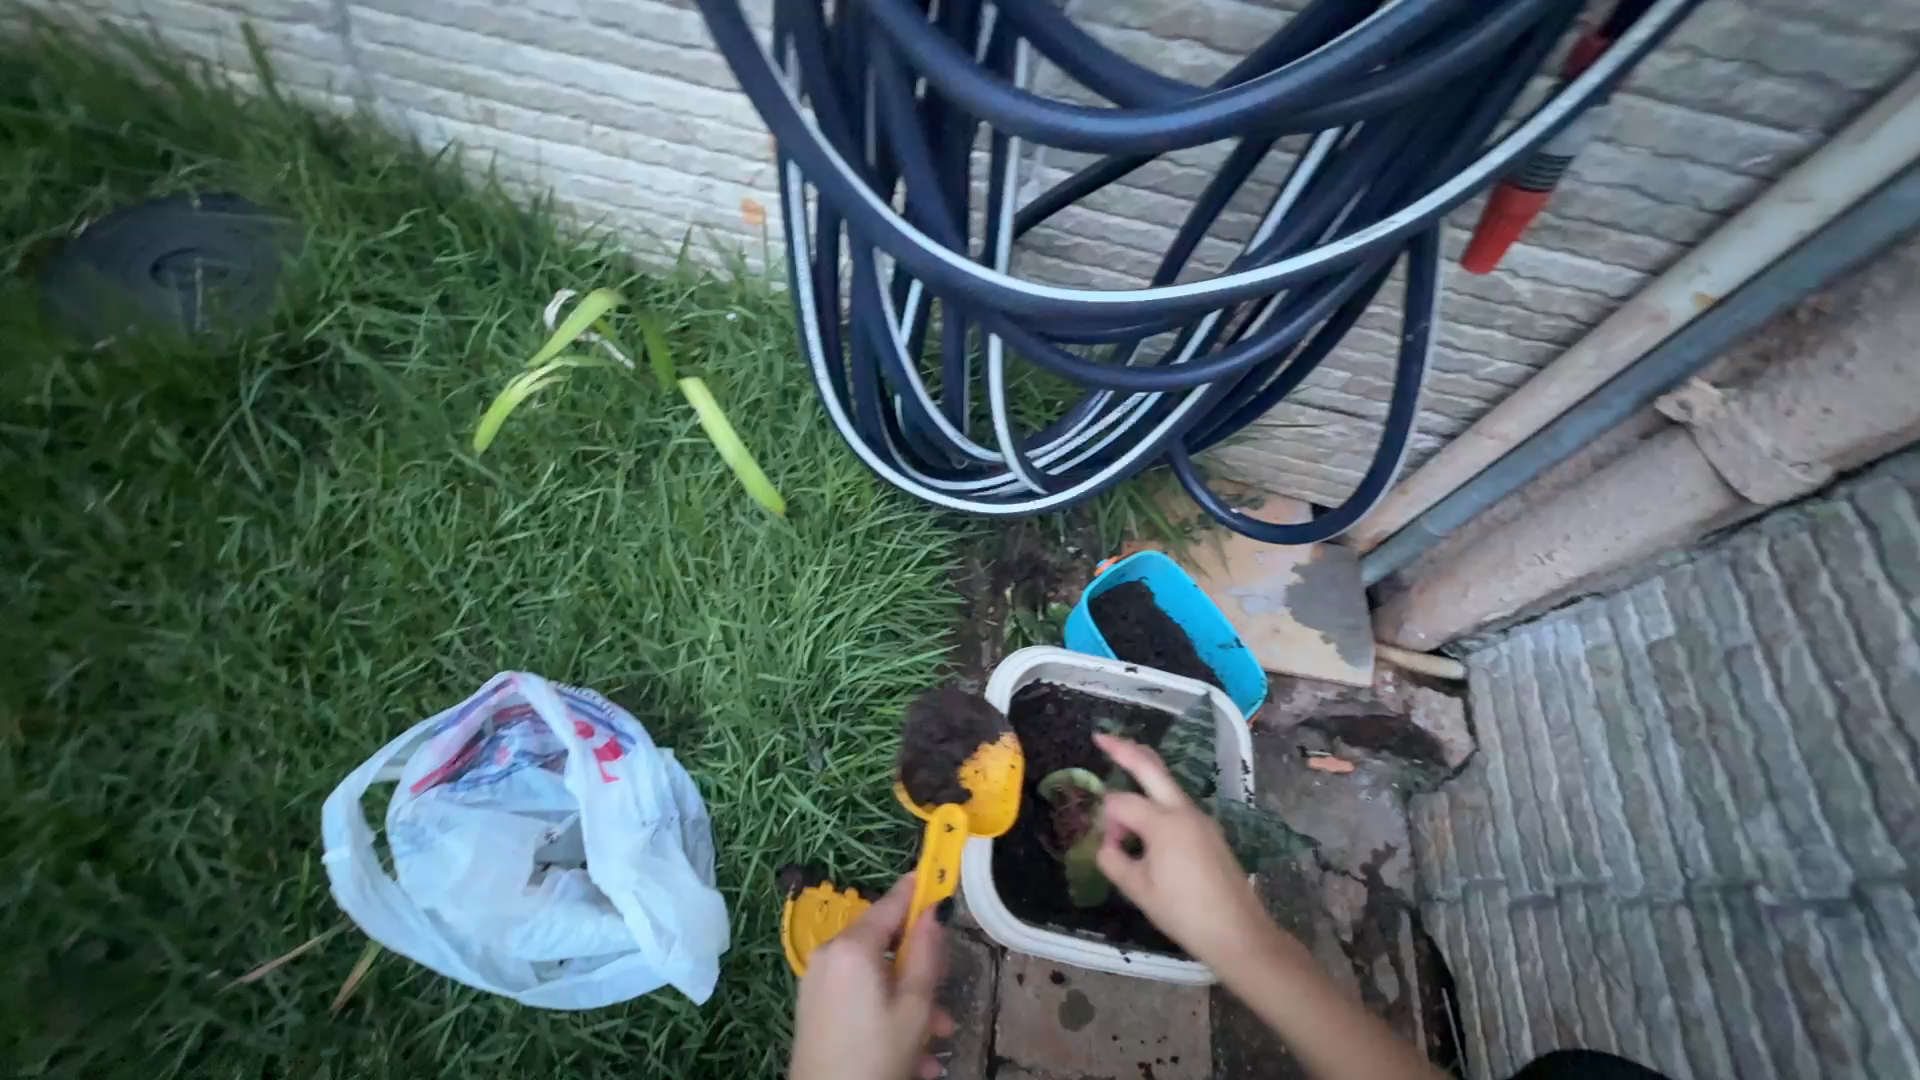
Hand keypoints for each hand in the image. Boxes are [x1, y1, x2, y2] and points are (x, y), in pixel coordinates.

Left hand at [790, 874, 956, 1079]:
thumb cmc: (876, 1059)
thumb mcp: (914, 1008)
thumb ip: (926, 954)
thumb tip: (932, 912)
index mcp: (852, 947)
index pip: (891, 903)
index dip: (917, 890)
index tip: (939, 876)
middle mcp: (829, 954)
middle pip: (884, 942)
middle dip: (918, 966)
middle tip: (944, 996)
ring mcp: (817, 981)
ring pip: (874, 974)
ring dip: (906, 998)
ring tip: (935, 1038)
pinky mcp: (813, 1006)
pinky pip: (857, 993)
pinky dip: (882, 1009)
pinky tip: (910, 1052)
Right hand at [1093, 733, 1275, 968]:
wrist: (1240, 934)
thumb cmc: (1185, 913)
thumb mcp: (1138, 890)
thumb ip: (1113, 860)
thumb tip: (1105, 845)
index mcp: (1163, 823)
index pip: (1120, 804)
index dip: (1106, 822)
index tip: (1107, 848)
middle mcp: (1183, 811)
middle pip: (1151, 767)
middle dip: (1124, 749)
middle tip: (1101, 736)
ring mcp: (1201, 819)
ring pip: (1167, 783)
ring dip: (1143, 770)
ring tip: (1123, 757)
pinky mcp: (1209, 832)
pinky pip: (1177, 803)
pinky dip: (1157, 798)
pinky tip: (1148, 814)